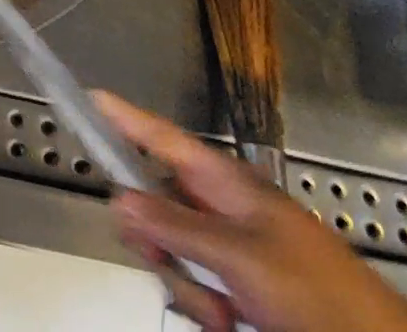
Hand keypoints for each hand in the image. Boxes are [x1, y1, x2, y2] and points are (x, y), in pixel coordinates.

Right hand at [97, 92, 406, 331]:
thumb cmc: (315, 289)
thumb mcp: (239, 256)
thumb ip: (176, 227)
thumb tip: (120, 199)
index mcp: (226, 184)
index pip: (163, 139)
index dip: (126, 117)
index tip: (91, 96)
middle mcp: (222, 208)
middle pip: (154, 205)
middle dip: (156, 241)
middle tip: (163, 260)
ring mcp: (229, 246)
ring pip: (170, 251)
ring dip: (186, 286)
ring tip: (223, 313)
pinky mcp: (236, 282)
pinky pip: (192, 283)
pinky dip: (202, 306)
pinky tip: (229, 320)